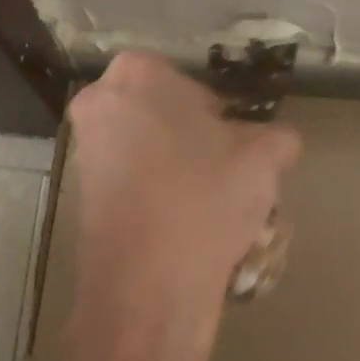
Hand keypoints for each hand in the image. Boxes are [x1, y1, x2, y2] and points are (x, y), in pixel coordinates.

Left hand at [66, 51, 301, 334]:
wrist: (147, 287)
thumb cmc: (204, 199)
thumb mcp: (263, 158)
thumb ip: (276, 137)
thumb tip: (277, 141)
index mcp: (137, 73)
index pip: (194, 84)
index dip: (225, 116)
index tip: (242, 148)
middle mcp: (101, 102)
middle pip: (169, 118)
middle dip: (201, 145)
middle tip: (232, 178)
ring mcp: (86, 151)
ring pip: (154, 154)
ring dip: (186, 175)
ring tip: (219, 210)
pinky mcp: (82, 196)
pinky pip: (137, 187)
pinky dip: (163, 201)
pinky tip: (193, 231)